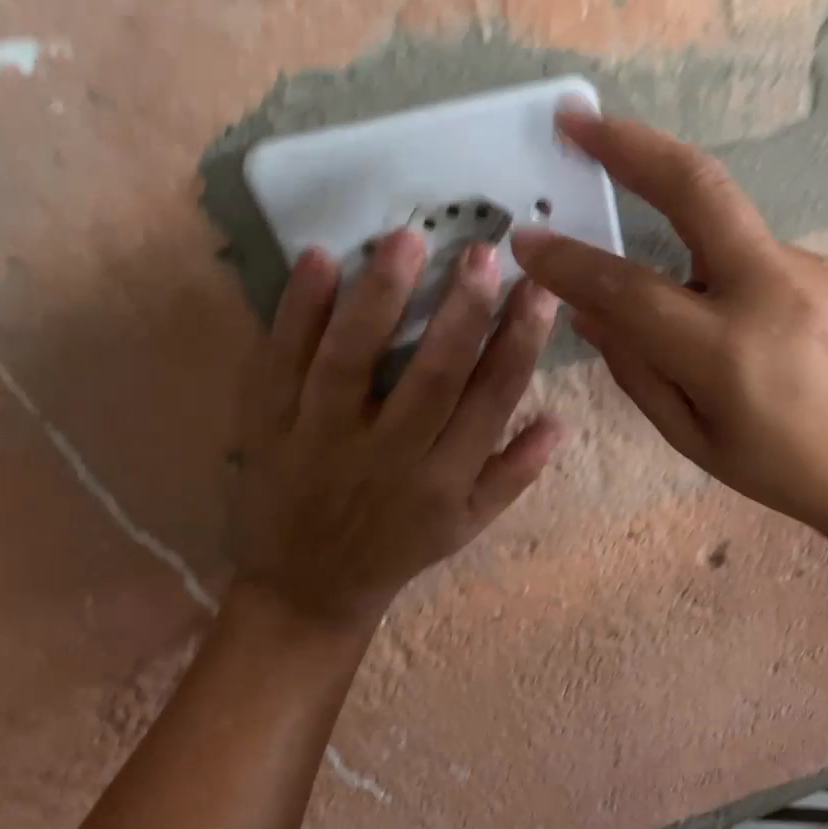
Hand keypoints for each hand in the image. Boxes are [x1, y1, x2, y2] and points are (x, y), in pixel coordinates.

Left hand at [228, 234, 561, 625]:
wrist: (308, 588)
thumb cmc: (400, 548)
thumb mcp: (468, 524)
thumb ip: (514, 473)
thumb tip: (560, 422)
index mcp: (445, 479)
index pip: (492, 399)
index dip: (519, 342)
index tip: (539, 291)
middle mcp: (390, 456)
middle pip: (432, 375)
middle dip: (462, 311)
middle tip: (482, 253)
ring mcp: (323, 439)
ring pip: (352, 361)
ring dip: (379, 297)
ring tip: (404, 240)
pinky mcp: (268, 428)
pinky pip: (280, 364)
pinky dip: (296, 312)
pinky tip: (318, 259)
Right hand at [511, 112, 827, 538]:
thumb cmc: (787, 471)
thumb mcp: (697, 439)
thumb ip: (637, 370)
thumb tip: (589, 311)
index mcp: (726, 351)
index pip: (627, 287)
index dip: (569, 261)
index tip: (529, 239)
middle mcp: (773, 292)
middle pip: (695, 185)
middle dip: (629, 145)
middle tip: (579, 123)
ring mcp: (820, 270)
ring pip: (733, 236)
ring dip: (700, 257)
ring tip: (715, 329)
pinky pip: (773, 262)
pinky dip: (748, 287)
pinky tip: (773, 340)